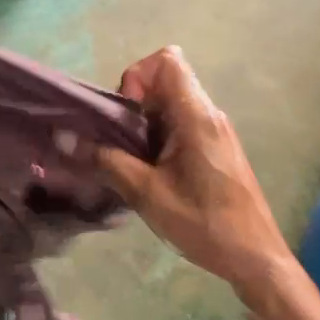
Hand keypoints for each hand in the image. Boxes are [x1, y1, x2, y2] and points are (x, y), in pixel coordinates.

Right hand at [96, 47, 291, 291]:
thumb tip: (63, 137)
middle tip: (118, 142)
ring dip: (143, 124)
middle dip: (133, 104)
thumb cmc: (204, 224)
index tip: (124, 116)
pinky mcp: (215, 148)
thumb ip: (105, 160)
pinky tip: (150, 172)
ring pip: (170, 104)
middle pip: (164, 80)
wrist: (256, 259)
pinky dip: (157, 137)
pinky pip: (180, 123)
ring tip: (130, 160)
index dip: (137, 77)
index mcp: (197, 116)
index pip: (166, 60)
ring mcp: (214, 130)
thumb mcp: (146, 193)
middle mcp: (209, 114)